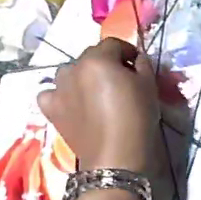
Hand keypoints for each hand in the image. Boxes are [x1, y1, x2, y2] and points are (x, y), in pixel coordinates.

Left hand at [36, 37, 158, 172]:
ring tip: (97, 92)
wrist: (117, 156)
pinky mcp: (51, 109)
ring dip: (83, 76)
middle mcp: (73, 69)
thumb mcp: (149, 85)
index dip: (127, 51)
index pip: (113, 44)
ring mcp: (58, 89)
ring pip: (70, 73)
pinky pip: (51, 93)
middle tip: (121, 80)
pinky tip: (72, 102)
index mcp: (97, 60)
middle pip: (91, 56)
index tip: (137, 64)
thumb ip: (142, 65)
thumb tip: (136, 60)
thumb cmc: (137, 117)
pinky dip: (60, 94)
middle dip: (106, 63)